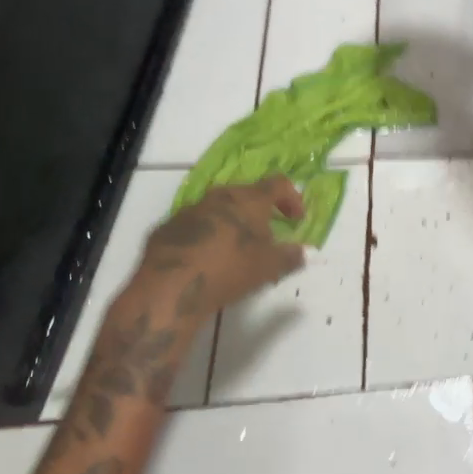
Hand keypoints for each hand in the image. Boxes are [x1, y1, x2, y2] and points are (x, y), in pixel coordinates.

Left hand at [130, 179, 306, 319]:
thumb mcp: (269, 267)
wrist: (170, 289)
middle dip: (257, 211)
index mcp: (249, 199)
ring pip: (215, 209)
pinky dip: (202, 236)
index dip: (291, 198)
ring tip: (231, 248)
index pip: (278, 184)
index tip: (296, 219)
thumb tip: (307, 252)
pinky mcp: (165, 228)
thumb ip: (292, 256)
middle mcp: (219, 197)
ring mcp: (189, 210)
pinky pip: (191, 226)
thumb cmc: (229, 269)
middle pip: (244, 194)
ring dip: (227, 222)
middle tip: (263, 234)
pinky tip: (202, 260)